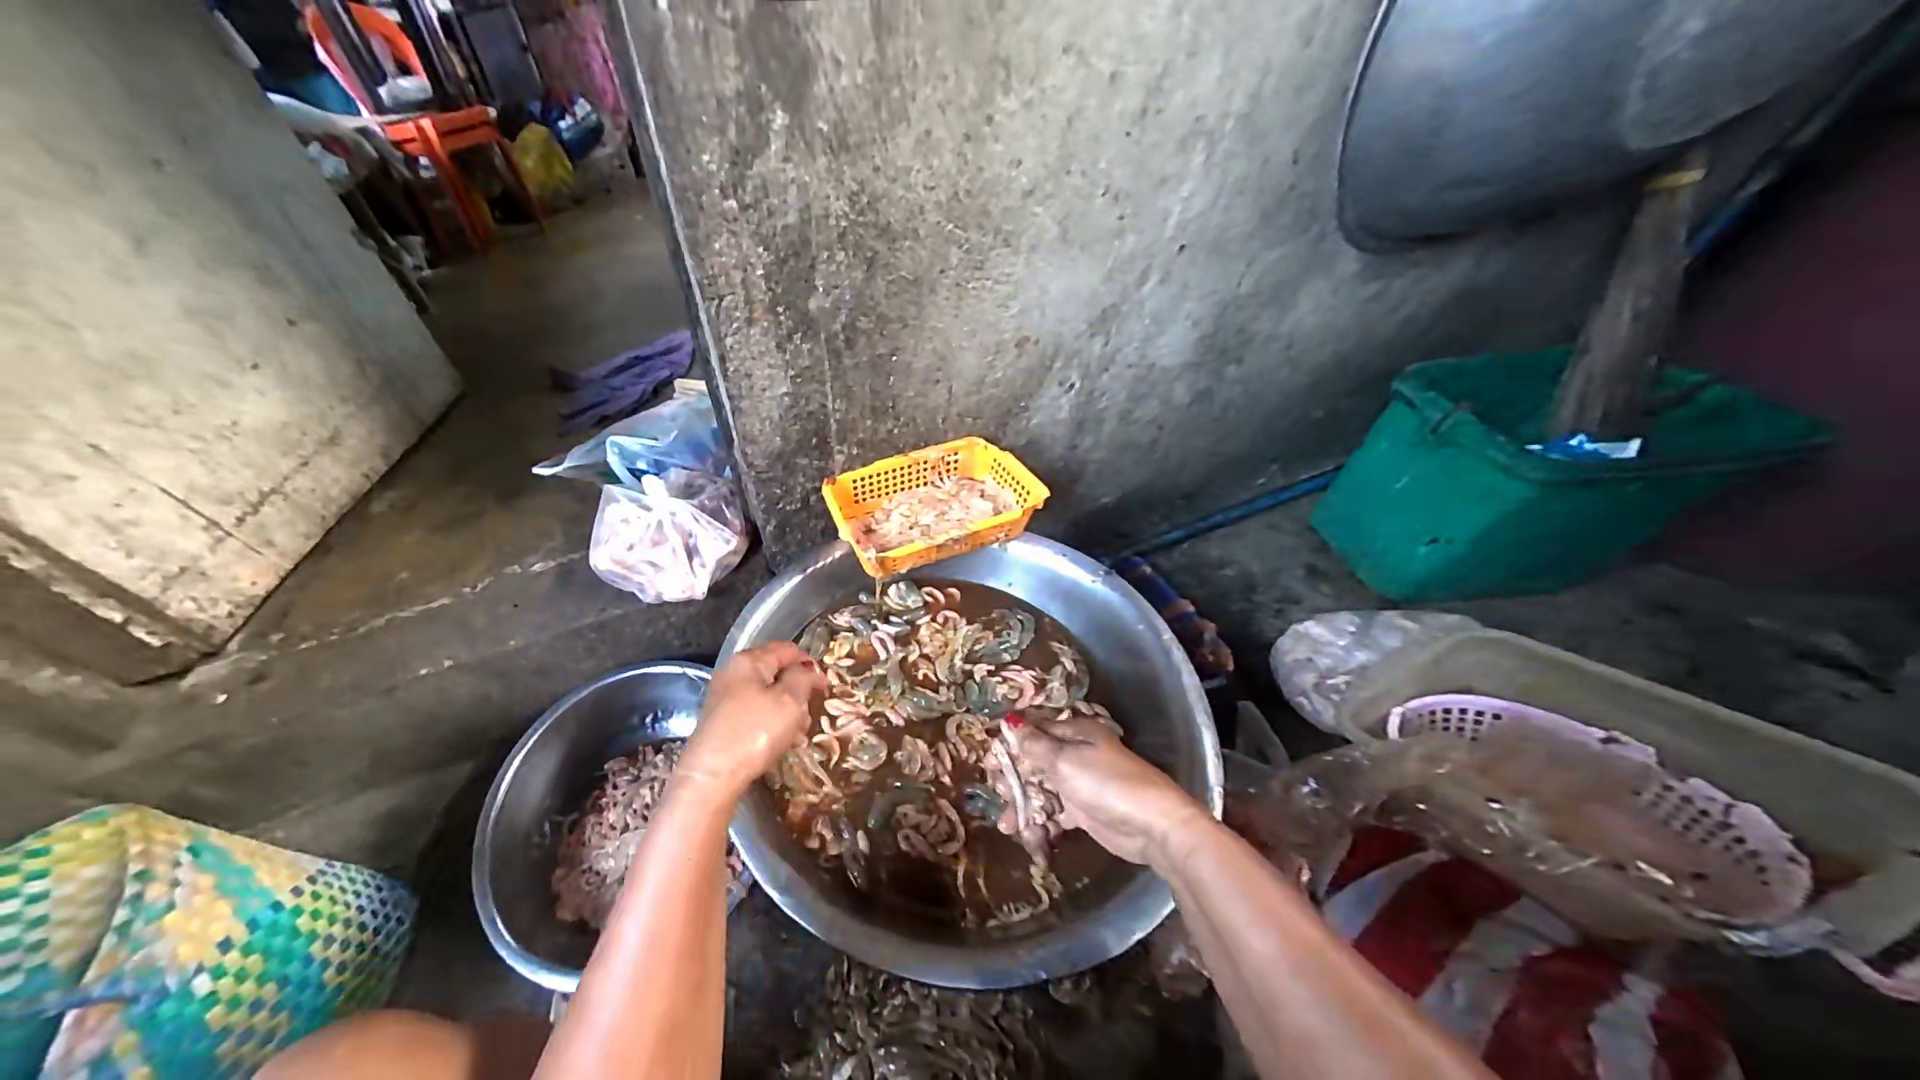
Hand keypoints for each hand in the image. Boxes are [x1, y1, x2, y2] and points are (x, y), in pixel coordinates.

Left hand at [679, 643, 823, 798]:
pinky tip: (782, 741)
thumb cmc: (755, 733)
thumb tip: (808, 671)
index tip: (826, 685)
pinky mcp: (722, 722)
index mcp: (749, 660)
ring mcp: (725, 698)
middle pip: (776, 672)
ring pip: (767, 695)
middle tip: (812, 710)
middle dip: (798, 690)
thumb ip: (803, 678)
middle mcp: (733, 673)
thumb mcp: (790, 701)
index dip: (810, 664)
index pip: (788, 650)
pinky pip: (756, 713)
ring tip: (799, 732)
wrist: (711, 777)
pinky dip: (772, 722)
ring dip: (787, 710)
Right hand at [1008, 715, 1209, 865]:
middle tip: (1000, 797)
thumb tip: (1009, 722)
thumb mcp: (1065, 761)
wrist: (1153, 826)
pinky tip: (1032, 839)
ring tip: (1009, 827)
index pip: (1034, 732)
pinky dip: (1043, 824)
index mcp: (1074, 733)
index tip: (988, 763)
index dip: (1010, 745)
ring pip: (1043, 791)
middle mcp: (1076, 754)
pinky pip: (1056, 814)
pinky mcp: (1085, 811)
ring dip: (1025, 808)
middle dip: (1015, 781)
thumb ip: (1034, 745)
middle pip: (1035, 763)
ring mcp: (1081, 784)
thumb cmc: (1107, 784)